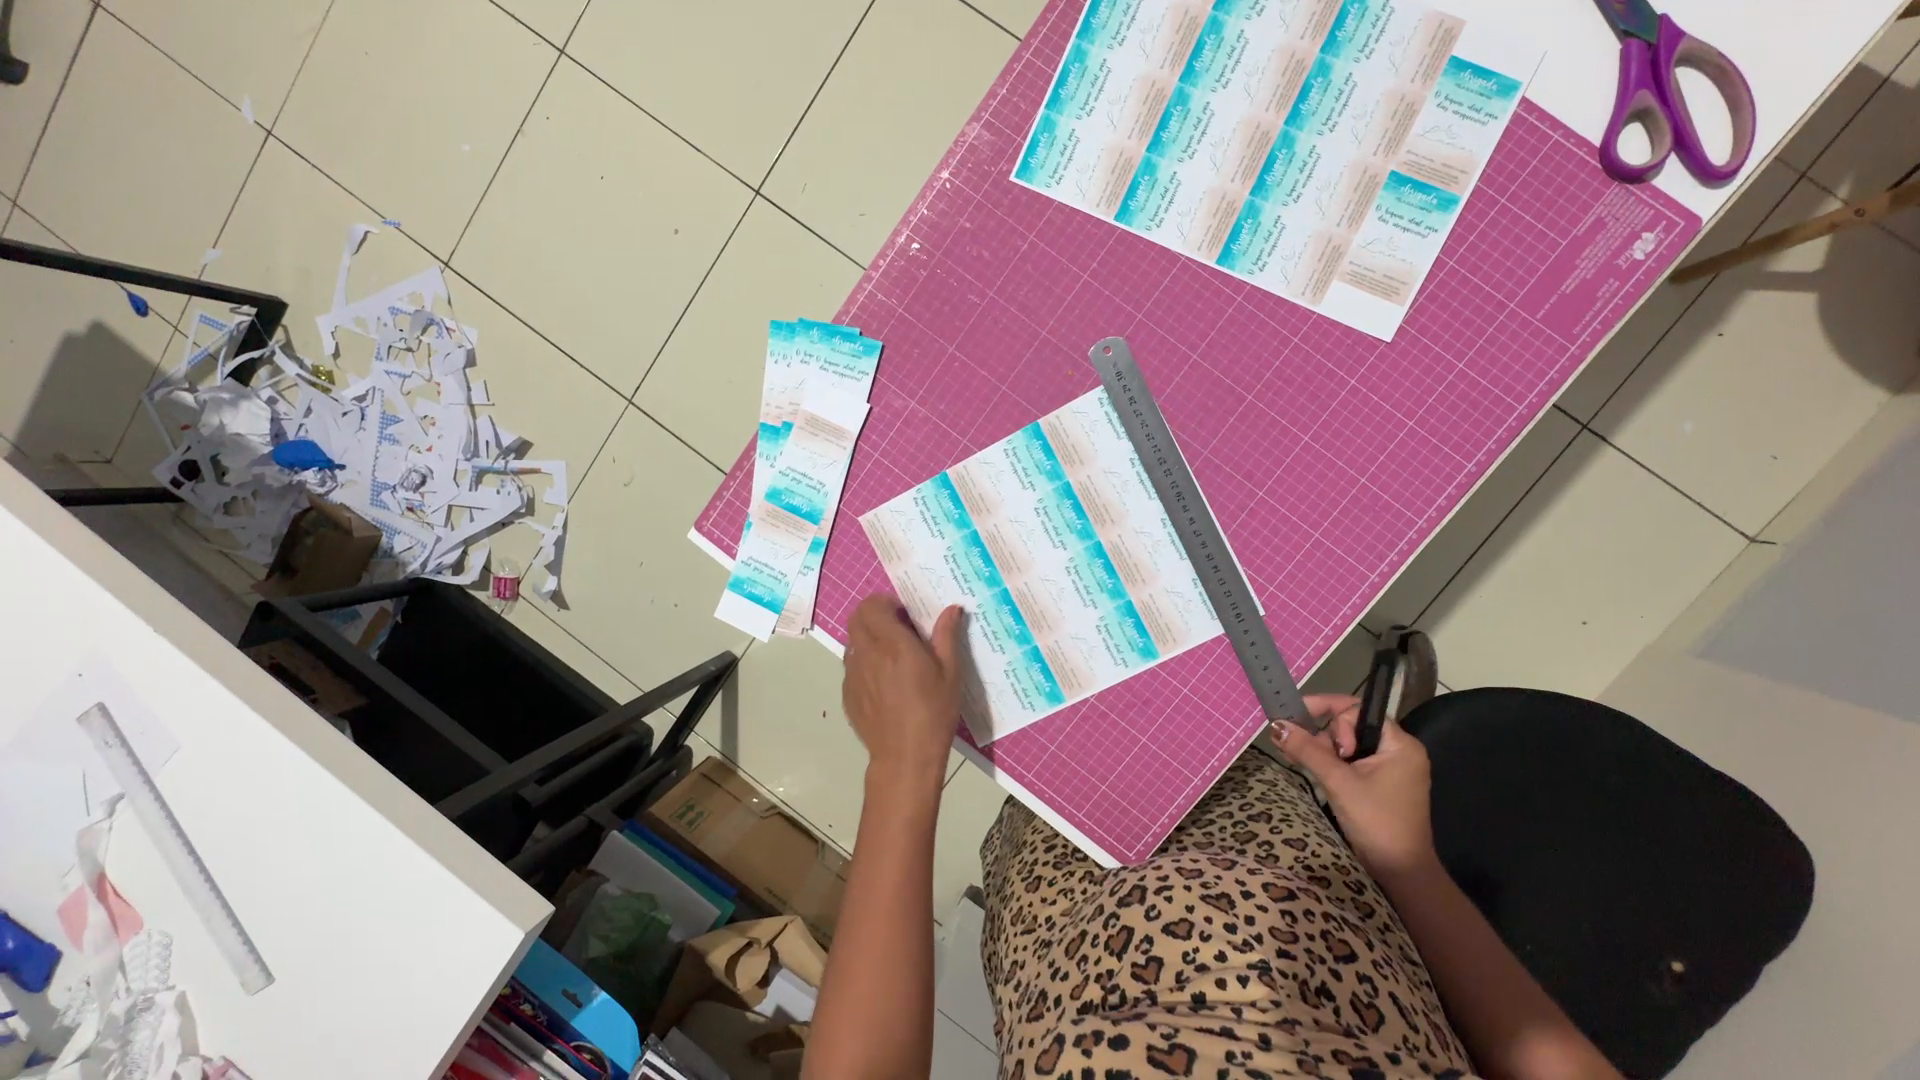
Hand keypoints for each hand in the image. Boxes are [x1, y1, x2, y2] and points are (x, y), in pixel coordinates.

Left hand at [842, 596, 964, 779]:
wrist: (905, 756)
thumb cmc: (934, 712)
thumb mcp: (950, 673)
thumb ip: (947, 636)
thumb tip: (952, 609)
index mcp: (893, 644)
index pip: (872, 605)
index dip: (886, 603)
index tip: (904, 614)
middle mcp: (867, 654)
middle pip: (857, 618)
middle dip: (874, 616)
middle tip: (898, 629)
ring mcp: (853, 675)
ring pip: (853, 642)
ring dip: (869, 639)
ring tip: (892, 657)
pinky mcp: (847, 694)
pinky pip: (852, 667)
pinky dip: (865, 663)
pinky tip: (885, 684)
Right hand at [1271, 694, 1435, 879]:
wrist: (1400, 872)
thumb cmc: (1376, 821)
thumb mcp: (1338, 782)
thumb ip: (1308, 750)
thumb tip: (1276, 725)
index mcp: (1399, 744)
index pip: (1358, 709)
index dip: (1327, 710)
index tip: (1298, 717)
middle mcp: (1398, 750)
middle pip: (1350, 726)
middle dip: (1322, 735)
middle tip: (1300, 751)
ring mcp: (1389, 769)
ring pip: (1347, 745)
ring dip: (1321, 750)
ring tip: (1295, 758)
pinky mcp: (1380, 784)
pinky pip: (1351, 762)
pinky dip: (1330, 763)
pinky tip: (1306, 766)